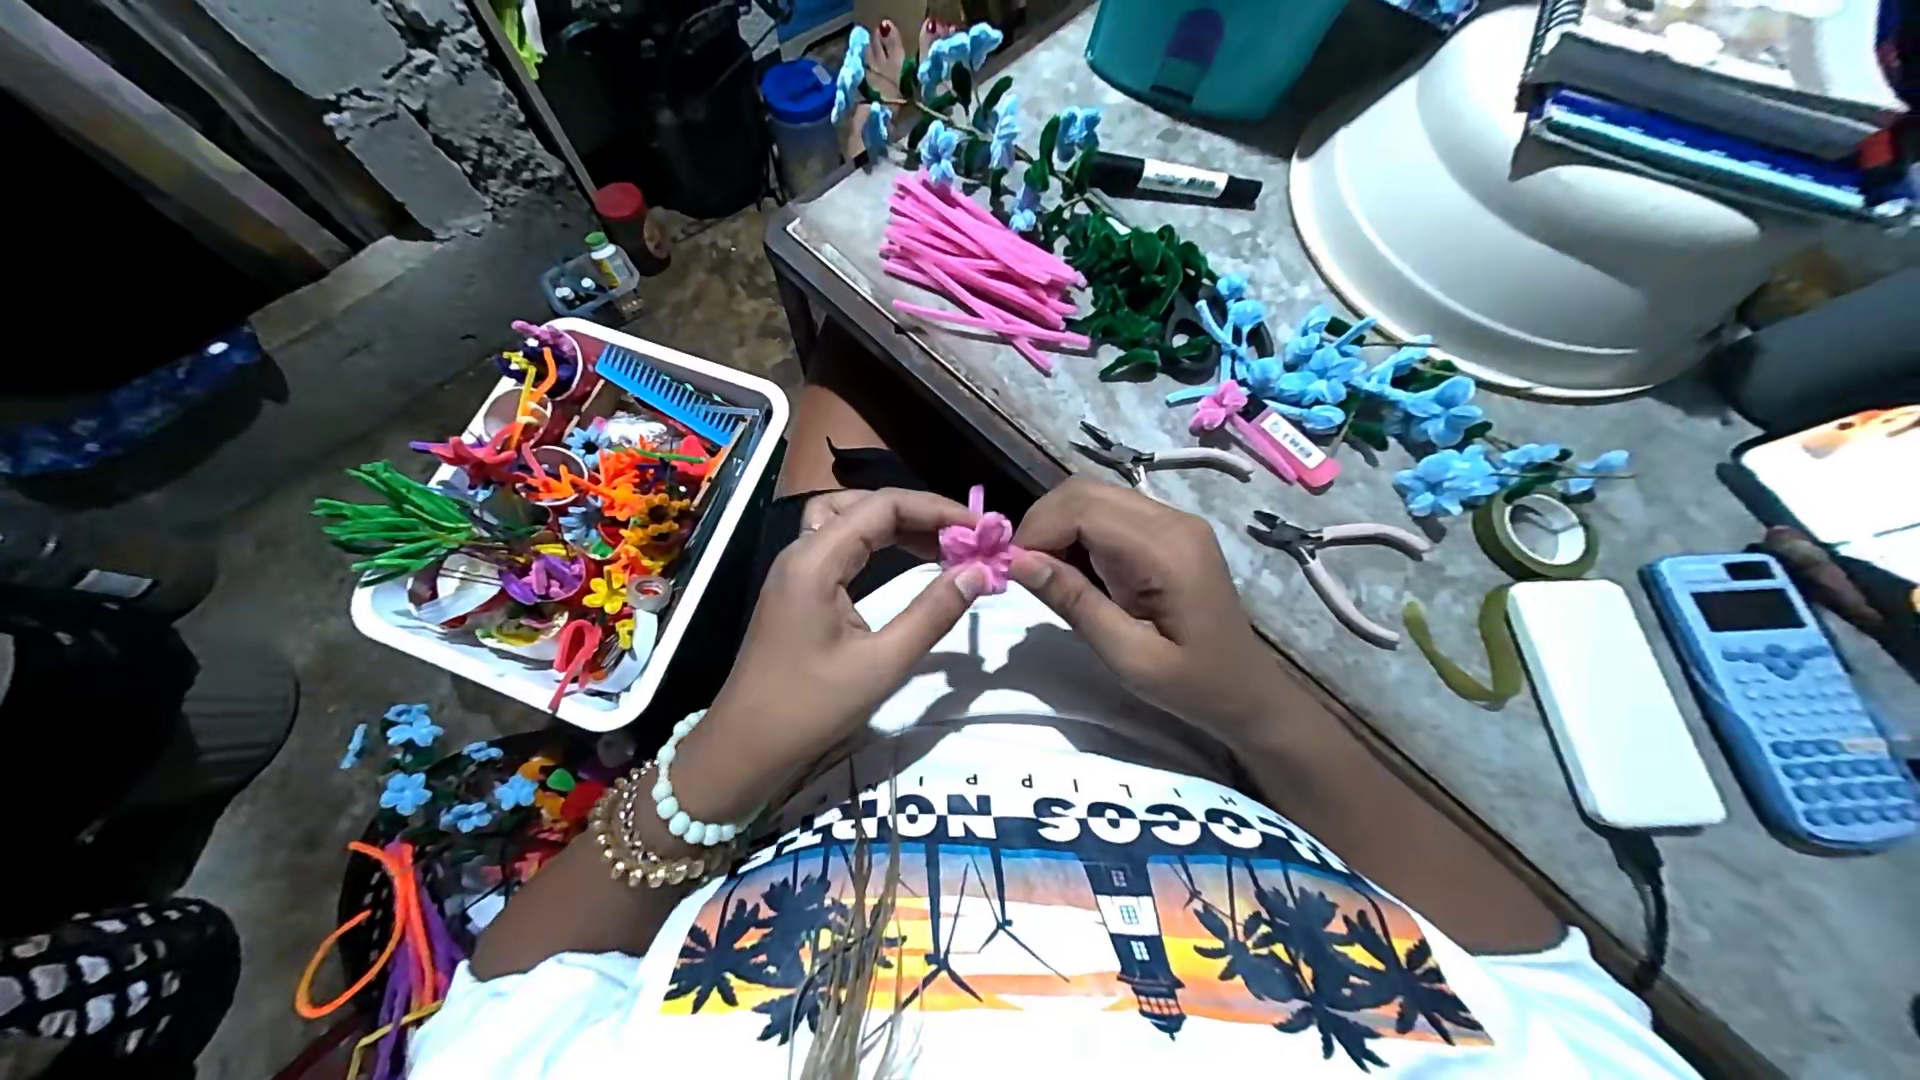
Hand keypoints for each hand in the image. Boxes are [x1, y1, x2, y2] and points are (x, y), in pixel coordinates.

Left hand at [679, 489, 989, 816]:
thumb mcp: (882, 664)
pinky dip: (878, 541)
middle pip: (865, 504)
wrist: (746, 746)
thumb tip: (979, 571)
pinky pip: (841, 543)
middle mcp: (802, 551)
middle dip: (920, 513)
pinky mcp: (799, 587)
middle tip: (965, 537)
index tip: (981, 529)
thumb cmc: (810, 708)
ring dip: (896, 523)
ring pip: (850, 519)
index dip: (937, 510)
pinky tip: (906, 558)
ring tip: (942, 543)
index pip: (883, 506)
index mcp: (815, 560)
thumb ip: (933, 613)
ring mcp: (796, 568)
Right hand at [1009, 478, 1282, 736]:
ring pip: (1092, 496)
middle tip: (1025, 572)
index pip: (1083, 509)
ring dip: (1057, 526)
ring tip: (1048, 574)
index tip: (1012, 571)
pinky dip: (1078, 532)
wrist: (1247, 691)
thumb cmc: (1192, 684)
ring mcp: (1173, 520)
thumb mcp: (1128, 657)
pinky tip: (1076, 570)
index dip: (1037, 531)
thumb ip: (1074, 603)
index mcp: (1168, 550)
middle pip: (1084, 491)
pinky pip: (1109, 511)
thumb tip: (1019, 562)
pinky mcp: (1169, 529)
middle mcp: (1172, 519)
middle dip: (1042, 524)